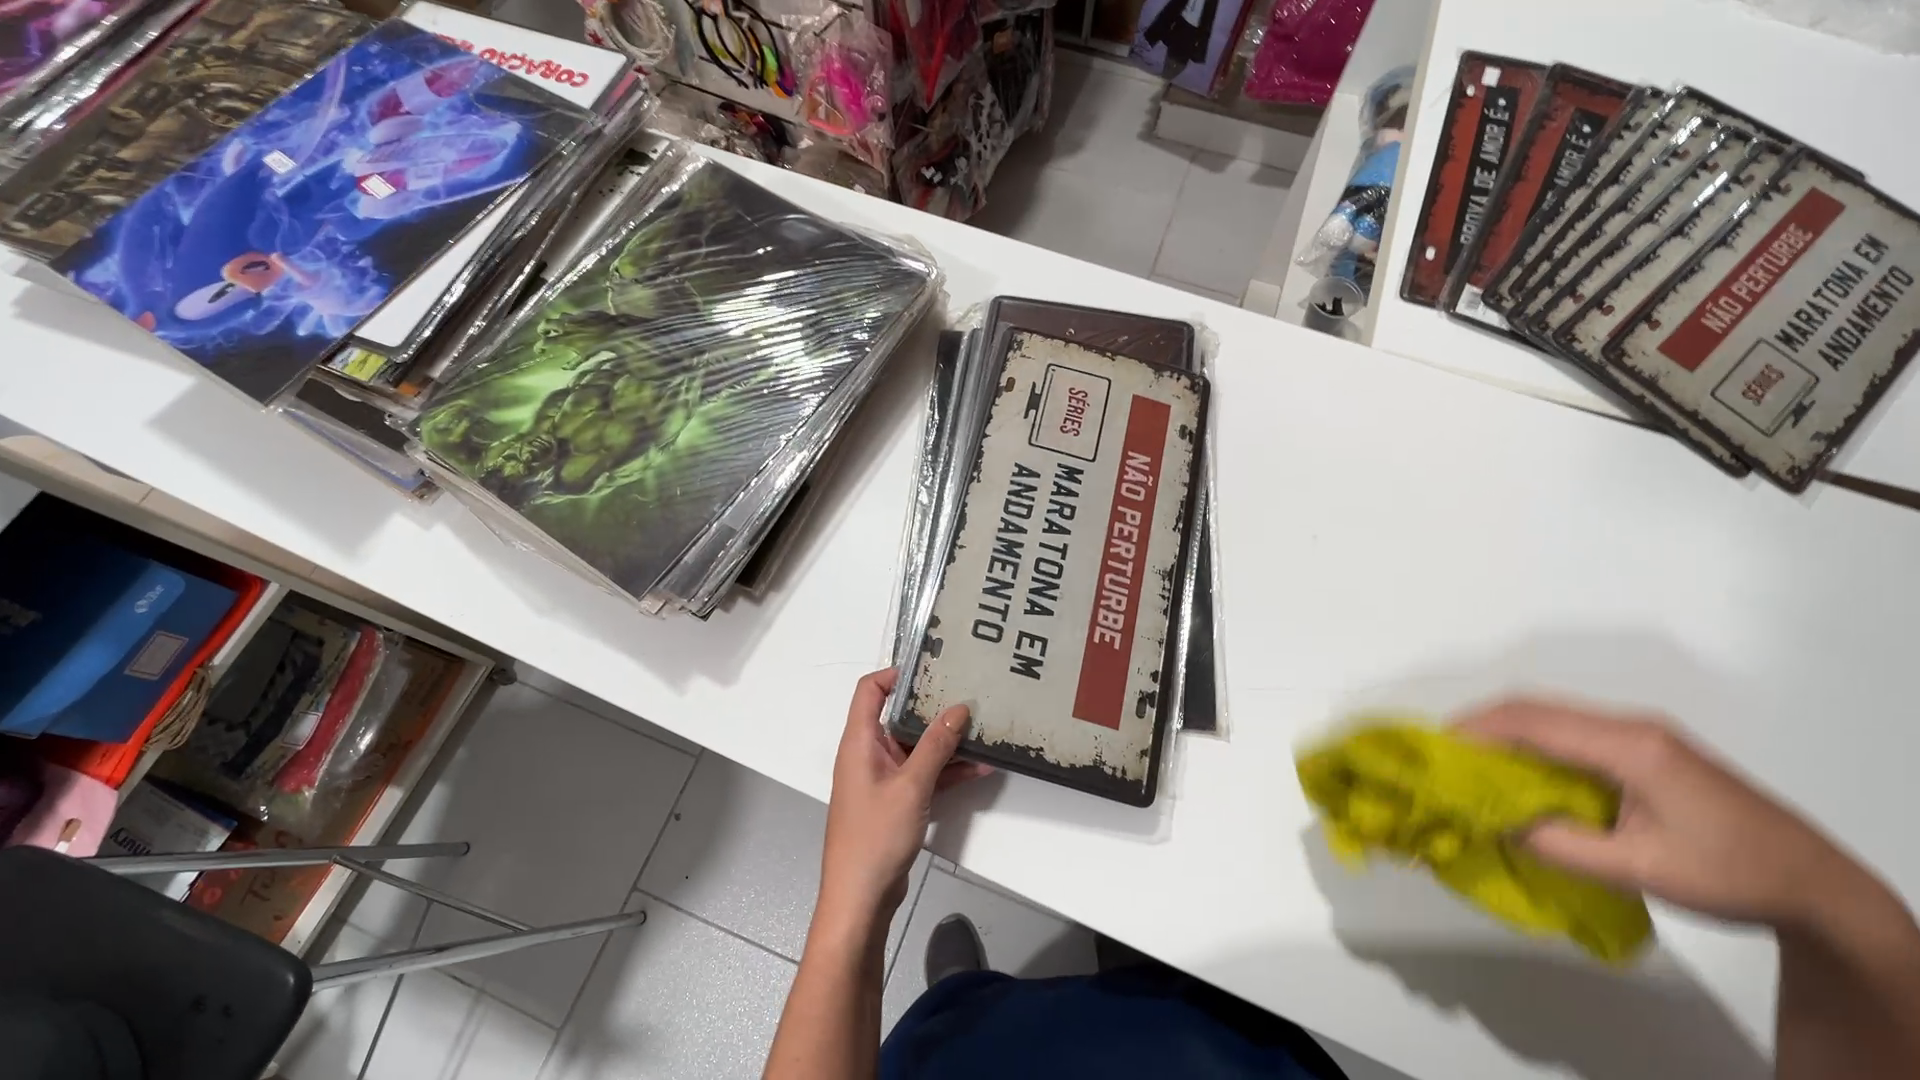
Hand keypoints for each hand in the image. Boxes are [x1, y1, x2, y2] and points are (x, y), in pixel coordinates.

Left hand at [817, 669, 992, 927]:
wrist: (860, 898)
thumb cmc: (876, 836)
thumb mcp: (911, 786)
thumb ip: (935, 746)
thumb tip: (958, 708)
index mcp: (859, 742)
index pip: (870, 690)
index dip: (896, 673)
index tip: (932, 667)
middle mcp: (868, 754)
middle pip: (899, 717)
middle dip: (934, 707)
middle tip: (969, 693)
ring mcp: (882, 779)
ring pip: (916, 748)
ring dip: (946, 742)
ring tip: (983, 730)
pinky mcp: (895, 802)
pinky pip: (922, 775)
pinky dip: (946, 770)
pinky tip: (979, 766)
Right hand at [1458, 699, 1868, 929]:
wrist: (1817, 885)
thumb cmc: (1730, 875)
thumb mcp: (1638, 869)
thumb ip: (1560, 842)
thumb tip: (1493, 822)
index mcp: (1631, 747)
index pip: (1534, 721)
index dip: (1477, 729)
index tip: (1433, 750)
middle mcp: (1631, 727)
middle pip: (1537, 708)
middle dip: (1480, 725)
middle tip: (1440, 757)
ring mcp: (1640, 734)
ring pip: (1551, 716)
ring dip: (1504, 733)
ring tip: (1467, 765)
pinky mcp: (1643, 749)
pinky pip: (1570, 732)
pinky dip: (1530, 743)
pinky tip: (1516, 771)